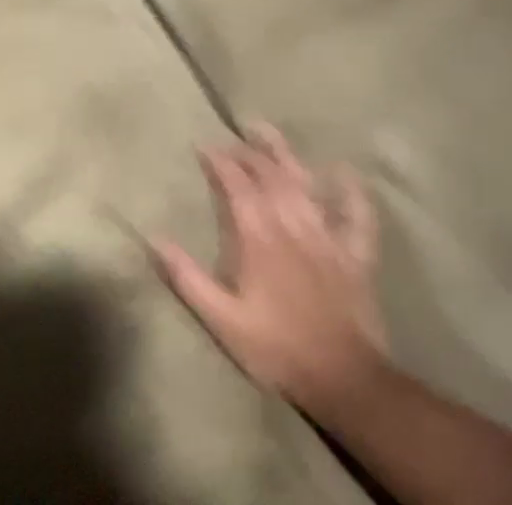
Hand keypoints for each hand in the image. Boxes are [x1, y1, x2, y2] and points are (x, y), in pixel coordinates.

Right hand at [152, 122, 387, 411]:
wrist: (344, 379)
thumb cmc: (275, 348)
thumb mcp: (220, 318)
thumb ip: (187, 277)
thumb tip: (153, 237)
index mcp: (259, 240)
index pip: (238, 188)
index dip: (220, 162)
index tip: (203, 145)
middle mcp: (294, 229)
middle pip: (271, 178)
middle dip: (249, 153)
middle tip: (231, 137)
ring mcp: (329, 240)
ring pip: (306, 186)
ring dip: (286, 156)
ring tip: (267, 133)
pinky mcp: (356, 257)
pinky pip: (357, 217)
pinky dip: (351, 191)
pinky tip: (344, 171)